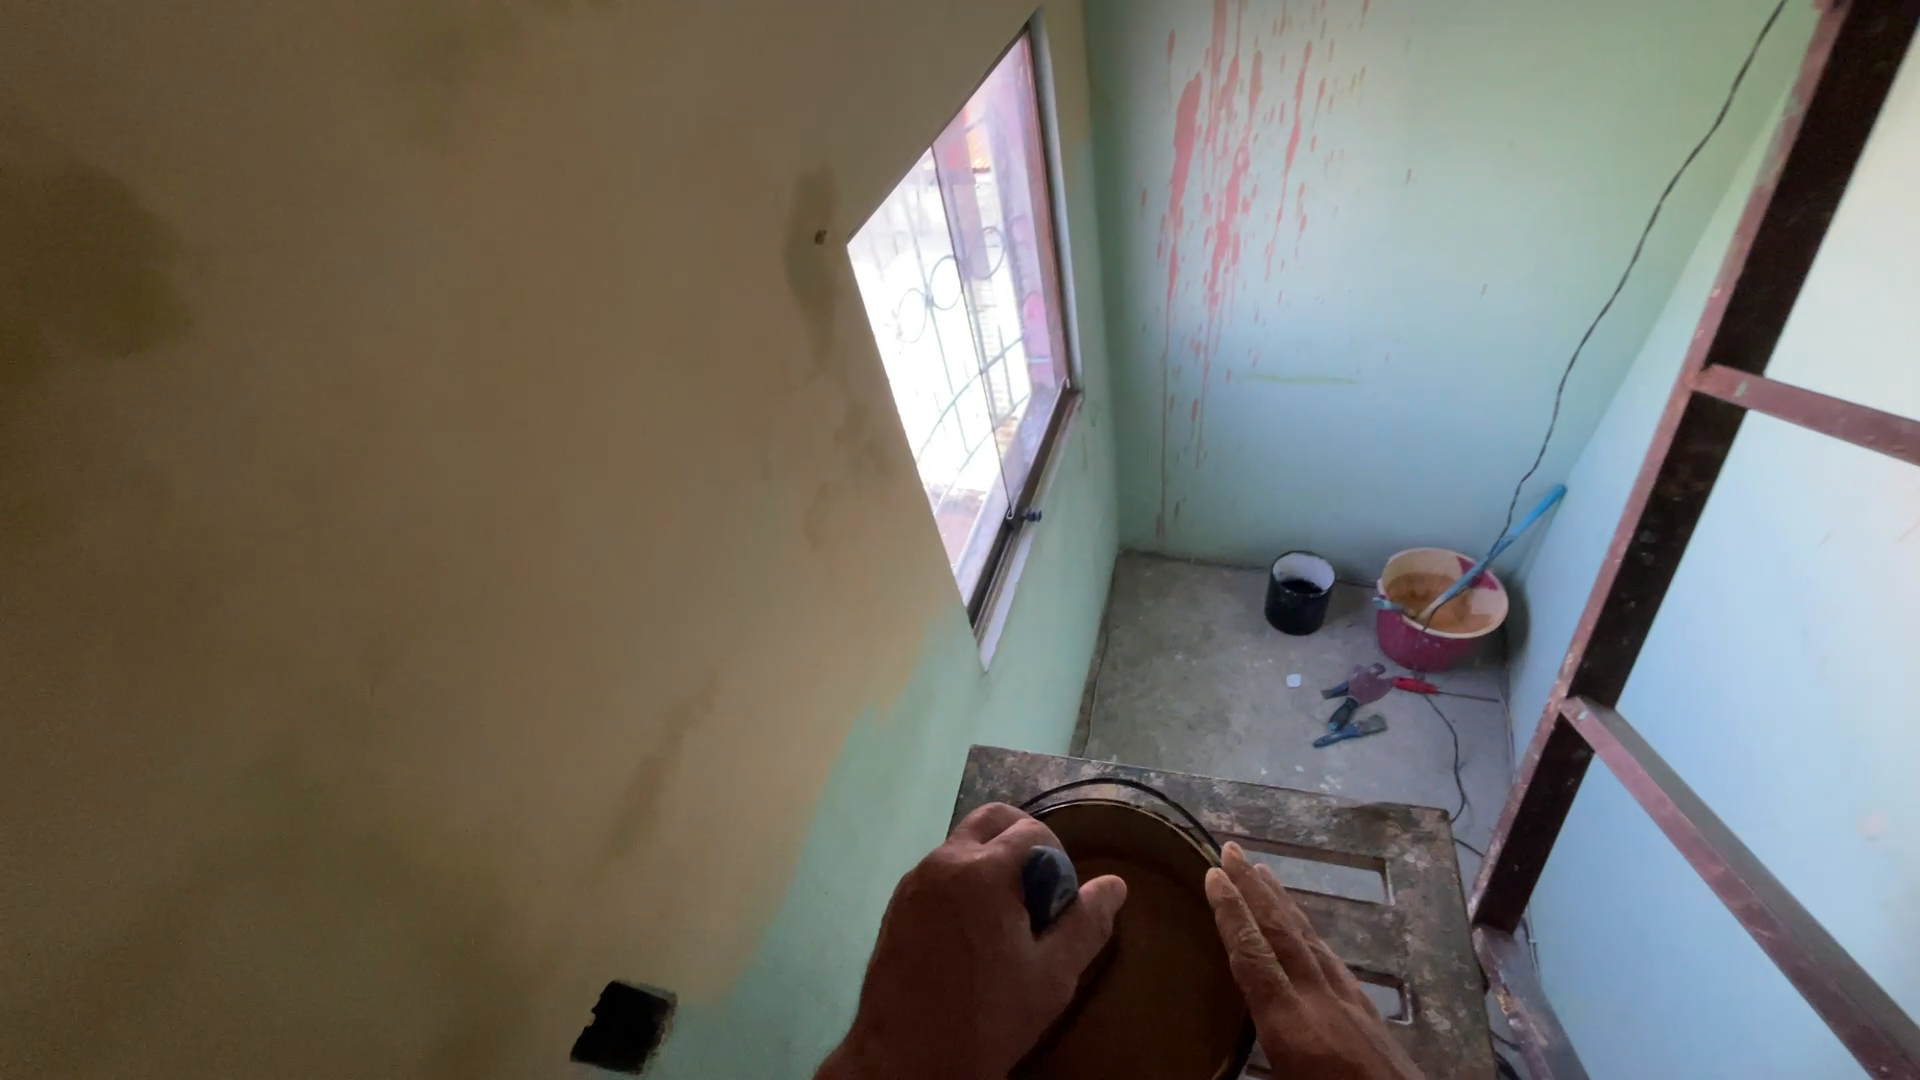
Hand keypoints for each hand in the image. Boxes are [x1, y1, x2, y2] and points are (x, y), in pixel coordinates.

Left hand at [816, 803, 1127, 1079]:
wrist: (904, 1058)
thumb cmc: (985, 1018)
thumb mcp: (1051, 977)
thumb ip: (1086, 924)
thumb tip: (1115, 885)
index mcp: (983, 871)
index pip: (1031, 831)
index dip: (1057, 855)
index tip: (1061, 897)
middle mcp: (946, 860)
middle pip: (992, 818)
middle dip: (1023, 837)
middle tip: (1038, 885)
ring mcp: (917, 878)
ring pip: (964, 841)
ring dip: (991, 857)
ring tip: (1006, 913)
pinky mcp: (899, 899)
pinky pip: (940, 868)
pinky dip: (963, 878)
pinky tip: (972, 928)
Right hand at [1206, 842, 1423, 1079]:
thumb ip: (1245, 1072)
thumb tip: (1211, 1064)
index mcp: (1293, 1027)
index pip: (1253, 956)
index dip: (1231, 913)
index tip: (1213, 873)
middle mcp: (1320, 1003)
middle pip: (1282, 934)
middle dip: (1254, 888)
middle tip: (1232, 849)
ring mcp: (1351, 1004)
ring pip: (1310, 939)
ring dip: (1281, 901)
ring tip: (1261, 870)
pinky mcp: (1371, 1014)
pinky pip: (1332, 958)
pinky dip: (1310, 932)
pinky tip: (1305, 927)